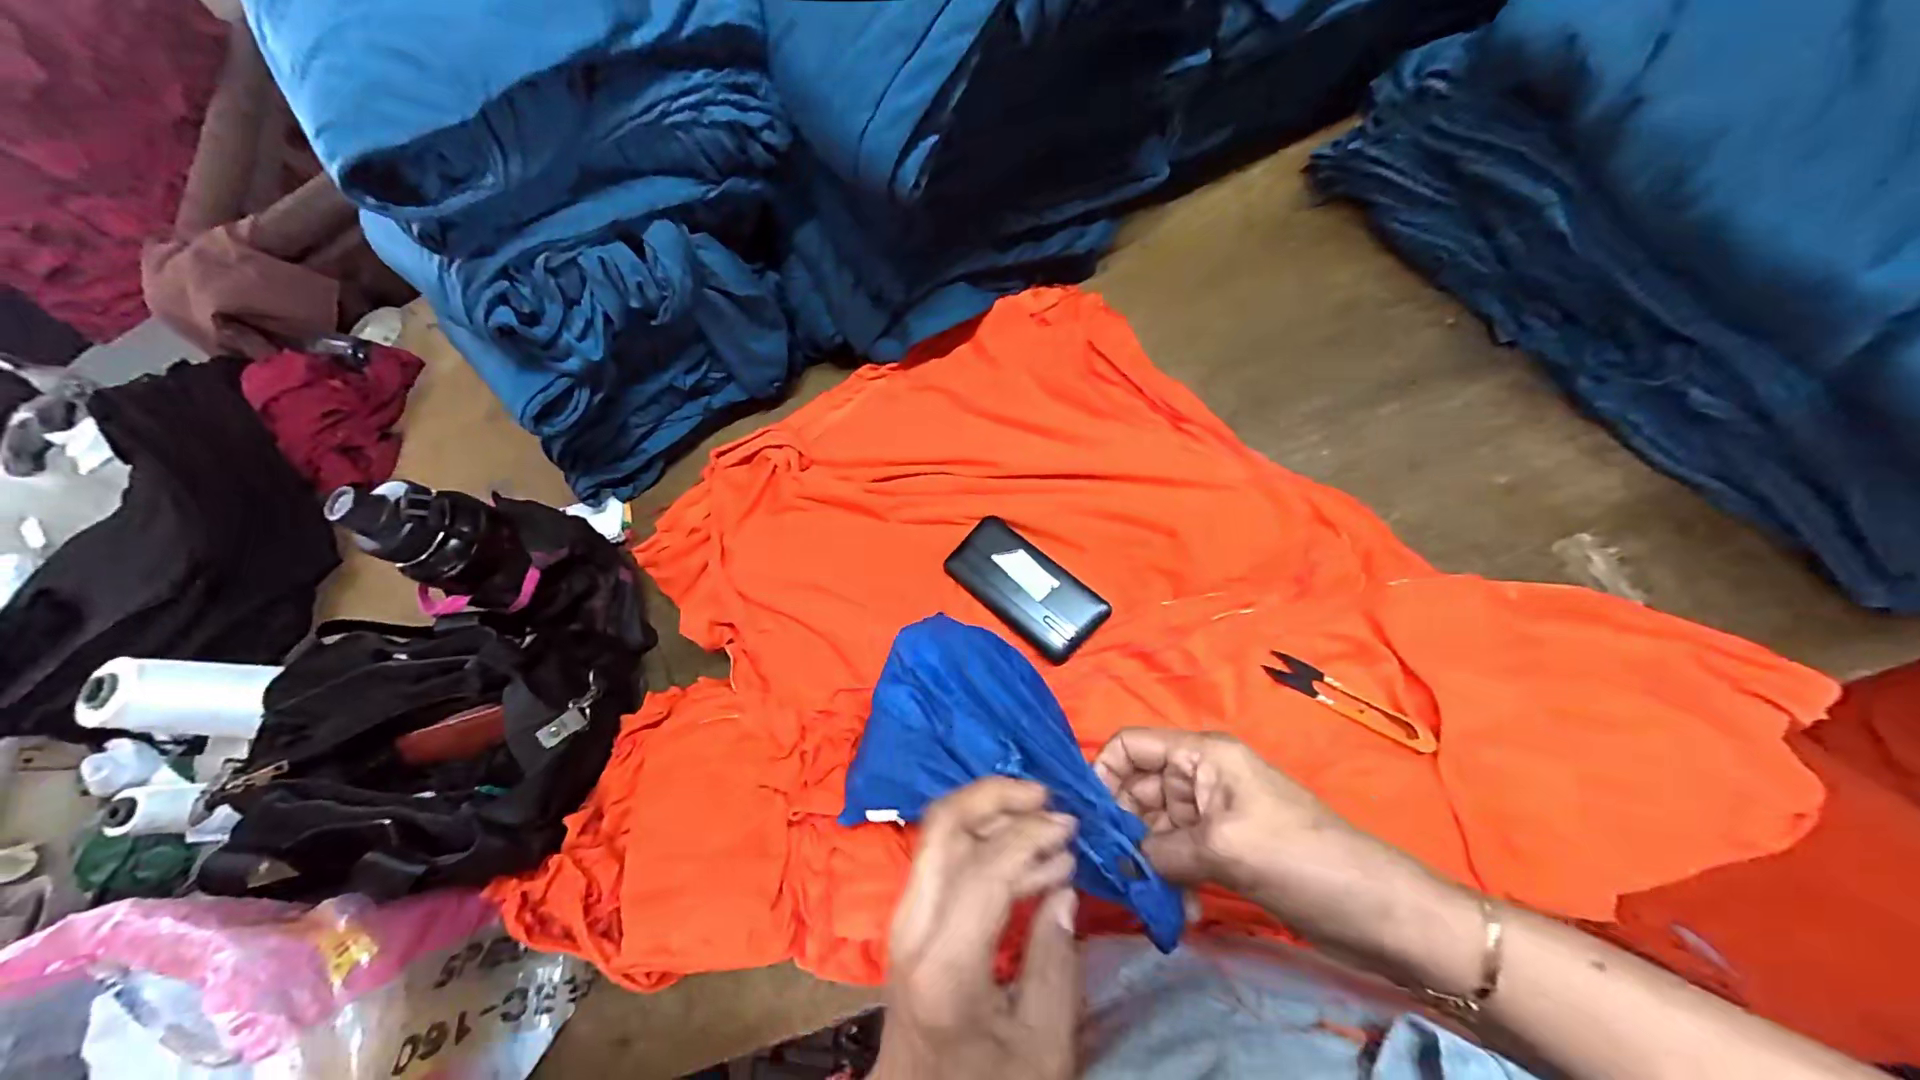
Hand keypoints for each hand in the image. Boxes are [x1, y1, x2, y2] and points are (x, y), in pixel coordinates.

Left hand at [874, 778, 1081, 1079]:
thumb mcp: (1042, 1045)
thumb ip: (1055, 960)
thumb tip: (1063, 886)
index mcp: (945, 965)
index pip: (984, 867)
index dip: (1031, 835)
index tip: (1070, 826)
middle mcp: (912, 927)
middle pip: (943, 826)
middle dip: (996, 797)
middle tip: (1046, 797)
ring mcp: (905, 920)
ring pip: (940, 835)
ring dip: (991, 816)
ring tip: (1048, 827)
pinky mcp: (910, 922)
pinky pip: (944, 861)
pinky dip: (984, 844)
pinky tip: (1031, 862)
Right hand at [1093, 729, 1454, 959]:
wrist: (1379, 912)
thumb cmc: (1301, 859)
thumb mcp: (1224, 847)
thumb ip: (1159, 849)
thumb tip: (1116, 860)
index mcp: (1202, 754)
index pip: (1131, 746)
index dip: (1103, 774)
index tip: (1087, 820)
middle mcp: (1200, 777)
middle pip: (1137, 788)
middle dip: (1122, 826)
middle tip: (1110, 869)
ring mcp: (1211, 815)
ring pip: (1153, 827)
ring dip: (1146, 860)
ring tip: (1147, 896)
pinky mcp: (1222, 849)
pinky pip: (1176, 855)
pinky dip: (1170, 878)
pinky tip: (1175, 910)